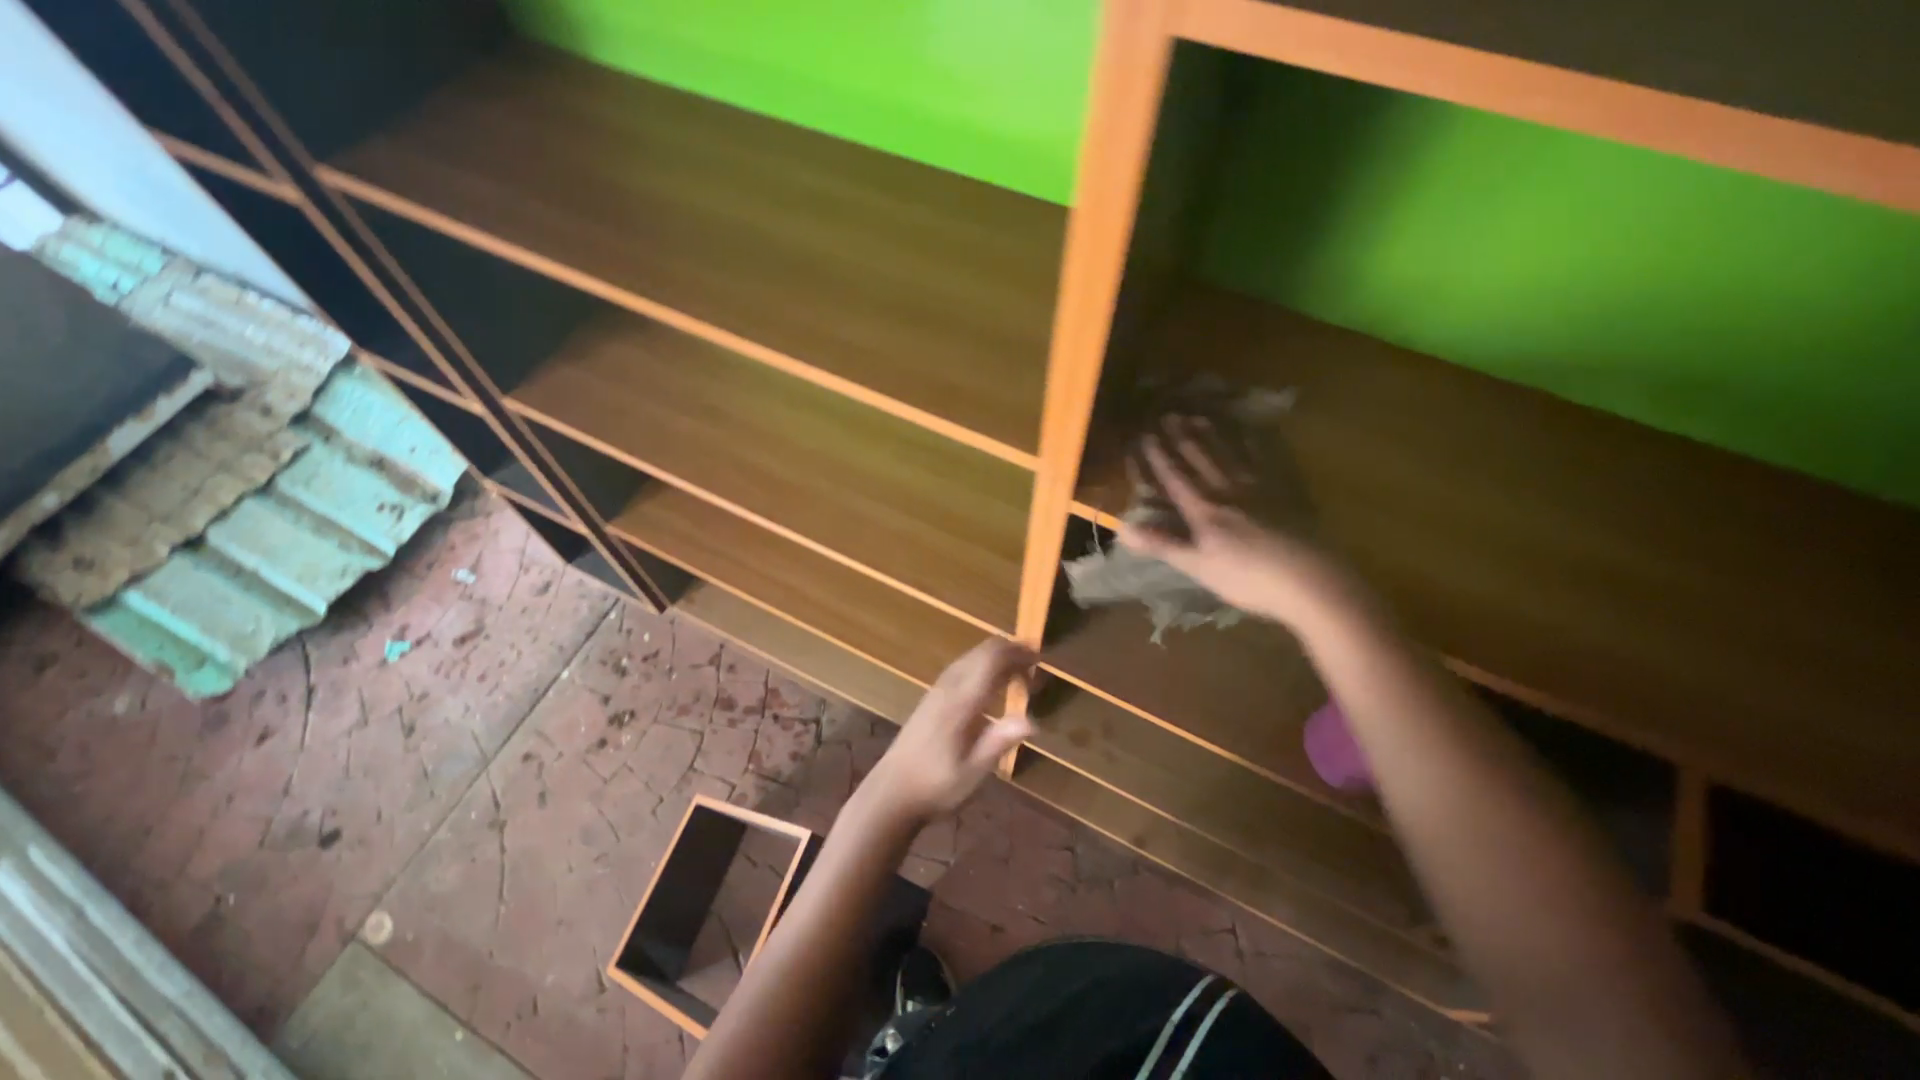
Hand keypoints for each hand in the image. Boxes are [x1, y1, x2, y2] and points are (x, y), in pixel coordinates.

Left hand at [859, 639, 1034, 823]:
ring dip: (994, 658)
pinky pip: (959, 670)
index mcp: (960, 703)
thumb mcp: (972, 772)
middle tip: (1034, 666)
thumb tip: (1033, 722)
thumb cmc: (935, 787)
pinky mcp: (929, 701)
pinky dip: (980, 667)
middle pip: (980, 653)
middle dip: (1009, 651)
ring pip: (968, 658)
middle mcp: (947, 689)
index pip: (990, 660)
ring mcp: (935, 693)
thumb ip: (999, 742)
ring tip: (1019, 673)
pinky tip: (989, 686)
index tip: (1040, 660)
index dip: (1017, 653)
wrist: (890, 794)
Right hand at [1119, 417, 1361, 627]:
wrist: (1309, 578)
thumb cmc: (1248, 579)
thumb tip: (1124, 528)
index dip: (1158, 457)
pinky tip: (1249, 435)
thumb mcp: (1199, 567)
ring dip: (1211, 435)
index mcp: (1203, 510)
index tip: (1145, 435)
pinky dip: (1251, 444)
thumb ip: (1163, 544)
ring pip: (1229, 454)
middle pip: (1201, 458)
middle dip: (1182, 437)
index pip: (1175, 478)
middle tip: (1169, 415)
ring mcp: (1258, 488)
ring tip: (1199, 417)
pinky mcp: (1282, 492)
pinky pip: (1262, 460)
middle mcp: (1227, 490)